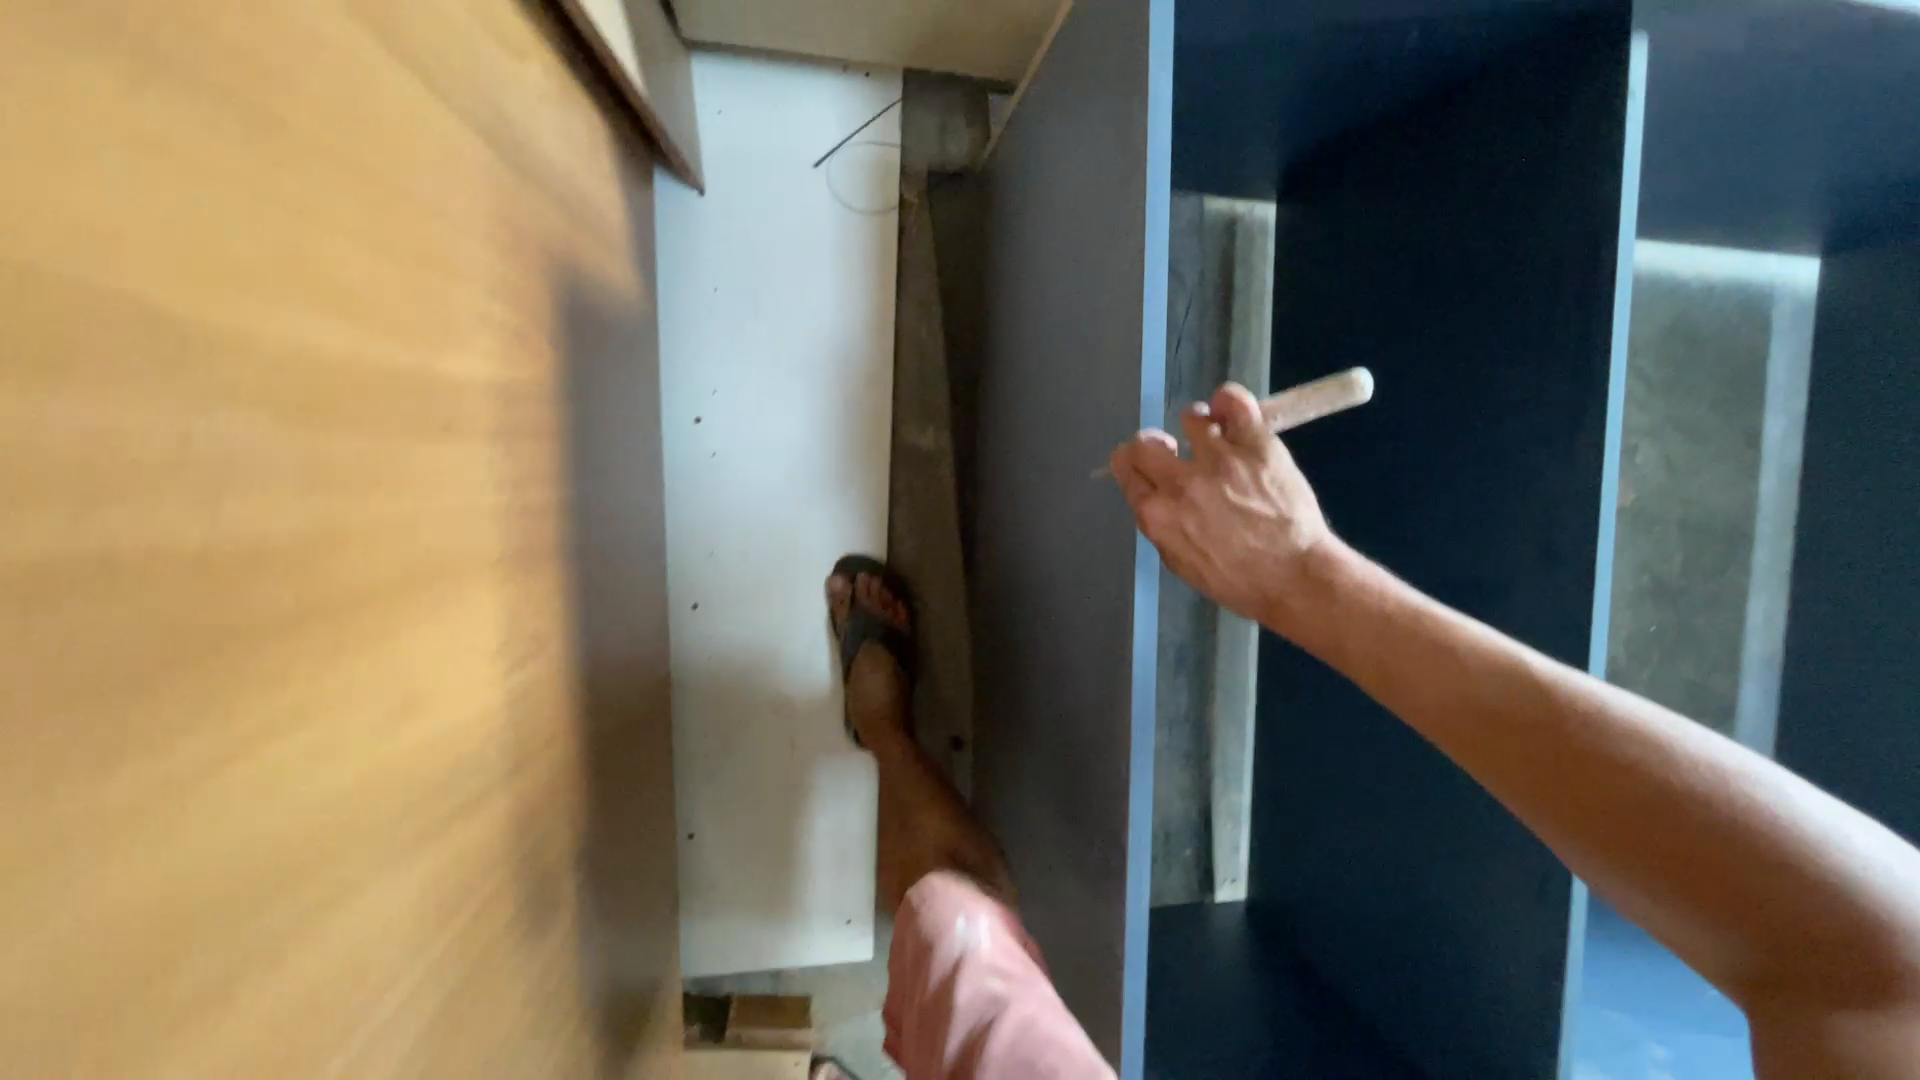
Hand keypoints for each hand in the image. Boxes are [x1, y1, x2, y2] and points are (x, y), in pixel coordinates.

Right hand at [1109, 382, 1334, 626]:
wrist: (1295, 577)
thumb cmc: (1238, 582)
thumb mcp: (1182, 565)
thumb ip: (1162, 528)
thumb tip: (1157, 502)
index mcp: (1157, 514)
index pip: (1126, 470)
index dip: (1131, 464)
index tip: (1141, 464)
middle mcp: (1181, 482)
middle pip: (1145, 442)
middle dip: (1152, 444)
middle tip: (1170, 450)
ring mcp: (1218, 459)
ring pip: (1190, 418)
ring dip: (1195, 425)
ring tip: (1211, 435)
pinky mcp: (1255, 444)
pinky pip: (1233, 402)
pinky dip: (1227, 401)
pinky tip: (1228, 411)